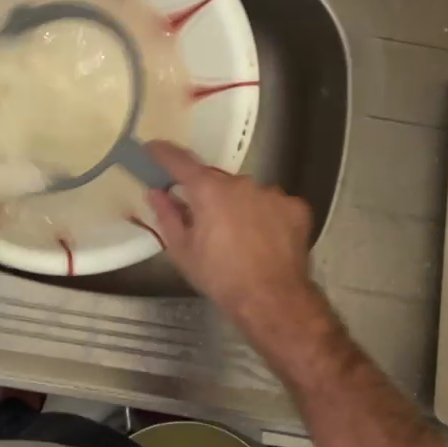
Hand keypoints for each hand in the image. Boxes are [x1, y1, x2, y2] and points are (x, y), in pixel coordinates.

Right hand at [145, 142, 327, 358]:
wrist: (271, 299)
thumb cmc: (219, 276)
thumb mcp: (182, 250)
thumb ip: (167, 215)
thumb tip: (156, 193)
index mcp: (209, 190)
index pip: (181, 162)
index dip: (163, 154)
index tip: (152, 147)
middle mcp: (242, 183)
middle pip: (216, 180)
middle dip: (205, 193)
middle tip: (198, 217)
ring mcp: (272, 193)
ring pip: (245, 192)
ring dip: (235, 205)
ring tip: (234, 235)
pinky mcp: (295, 207)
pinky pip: (271, 204)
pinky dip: (262, 215)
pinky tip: (260, 238)